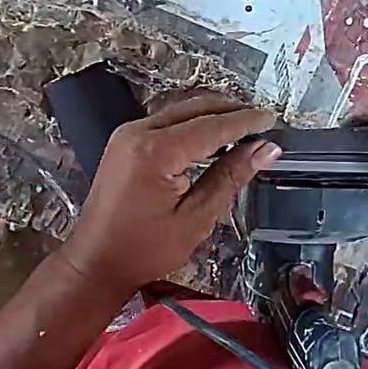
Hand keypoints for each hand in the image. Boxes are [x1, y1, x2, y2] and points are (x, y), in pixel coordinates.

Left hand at [56, 94, 279, 297]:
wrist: (95, 260)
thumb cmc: (143, 249)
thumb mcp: (195, 217)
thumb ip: (230, 177)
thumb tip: (264, 149)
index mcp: (154, 151)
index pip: (211, 125)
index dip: (245, 121)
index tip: (271, 119)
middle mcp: (136, 133)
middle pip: (193, 108)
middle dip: (229, 111)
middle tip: (261, 121)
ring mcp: (125, 135)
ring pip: (177, 111)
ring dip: (210, 115)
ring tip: (243, 127)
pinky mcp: (122, 143)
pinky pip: (163, 122)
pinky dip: (189, 124)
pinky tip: (209, 136)